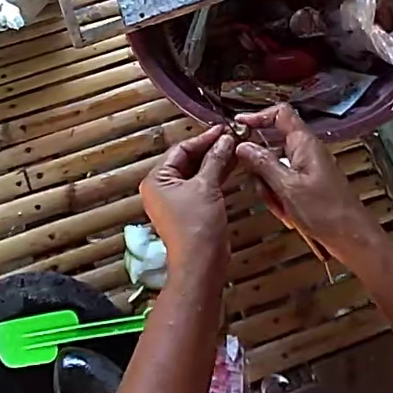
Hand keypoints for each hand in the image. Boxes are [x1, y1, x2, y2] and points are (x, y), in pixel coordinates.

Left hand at [139, 125, 236, 283]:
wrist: (202, 262)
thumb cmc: (196, 226)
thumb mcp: (206, 186)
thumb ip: (216, 159)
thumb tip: (225, 139)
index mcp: (157, 180)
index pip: (181, 149)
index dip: (203, 138)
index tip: (223, 130)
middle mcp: (163, 188)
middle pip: (188, 159)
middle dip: (211, 148)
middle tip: (231, 137)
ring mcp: (177, 199)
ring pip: (197, 171)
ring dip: (216, 160)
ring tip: (235, 147)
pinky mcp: (191, 208)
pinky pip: (203, 184)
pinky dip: (216, 174)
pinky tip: (232, 164)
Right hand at [233, 105, 387, 264]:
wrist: (352, 238)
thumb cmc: (327, 211)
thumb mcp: (287, 187)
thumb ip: (262, 164)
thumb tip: (242, 147)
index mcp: (305, 143)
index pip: (280, 114)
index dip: (258, 116)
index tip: (239, 125)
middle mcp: (306, 152)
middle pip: (271, 146)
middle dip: (261, 170)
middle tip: (265, 188)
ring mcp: (307, 169)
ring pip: (274, 169)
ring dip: (271, 189)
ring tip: (282, 207)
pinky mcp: (308, 186)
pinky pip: (284, 185)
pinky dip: (281, 199)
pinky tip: (288, 214)